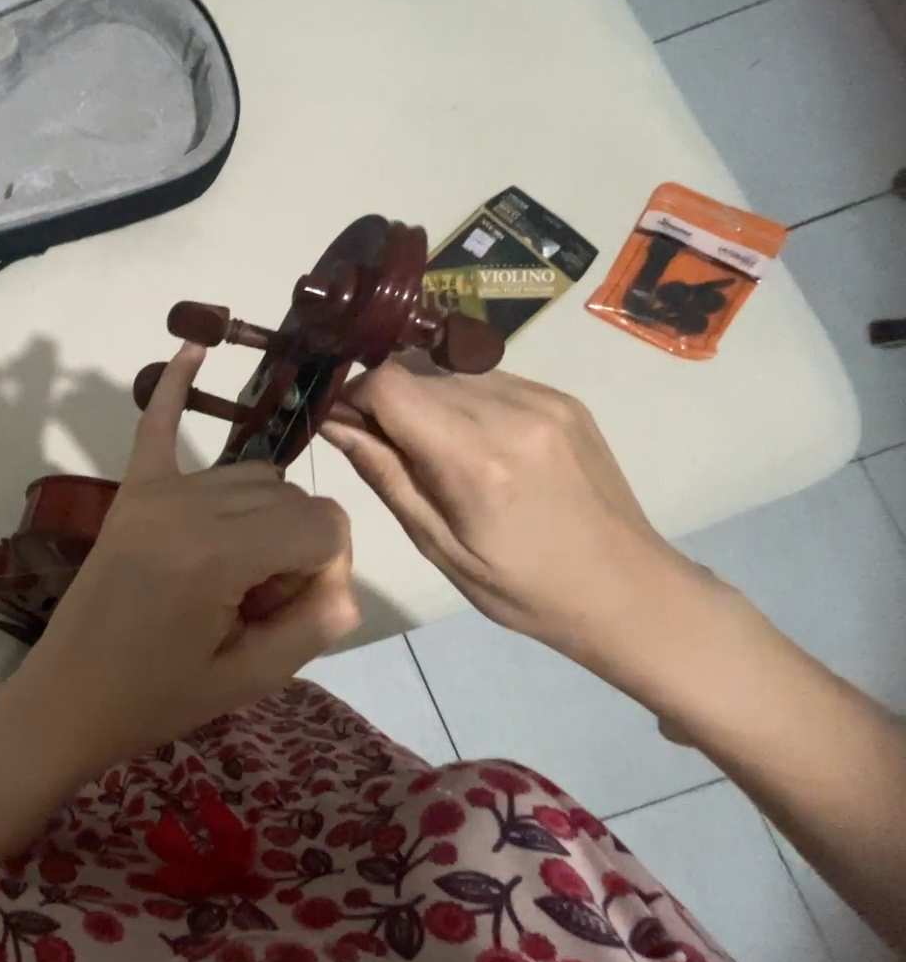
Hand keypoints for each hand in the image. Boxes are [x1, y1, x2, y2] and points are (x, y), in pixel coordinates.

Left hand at [1, 344, 360, 781]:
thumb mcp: (251, 680)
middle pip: (288, 495)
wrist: (68, 697)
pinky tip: (193, 349)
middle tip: (254, 602)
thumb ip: (316, 624)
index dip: (324, 571)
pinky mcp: (127, 494)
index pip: (323, 524)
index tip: (287, 611)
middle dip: (294, 546)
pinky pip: (156, 428)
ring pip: (247, 473)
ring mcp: (151, 493)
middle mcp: (185, 506)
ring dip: (261, 514)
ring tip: (230, 573)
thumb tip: (342, 581)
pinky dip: (176, 391)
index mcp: (217, 554)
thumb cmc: (156, 698)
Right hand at [320, 365, 704, 653]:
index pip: (389, 384)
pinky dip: (455, 400)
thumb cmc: (519, 585)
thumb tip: (332, 423)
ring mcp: (543, 399)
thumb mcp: (434, 543)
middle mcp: (511, 413)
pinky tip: (467, 443)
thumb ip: (383, 473)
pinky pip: (482, 379)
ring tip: (426, 449)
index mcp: (475, 459)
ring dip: (418, 400)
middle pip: (413, 373)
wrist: (629, 590)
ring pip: (445, 371)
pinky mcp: (561, 397)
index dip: (352, 397)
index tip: (342, 427)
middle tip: (378, 446)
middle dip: (381, 402)